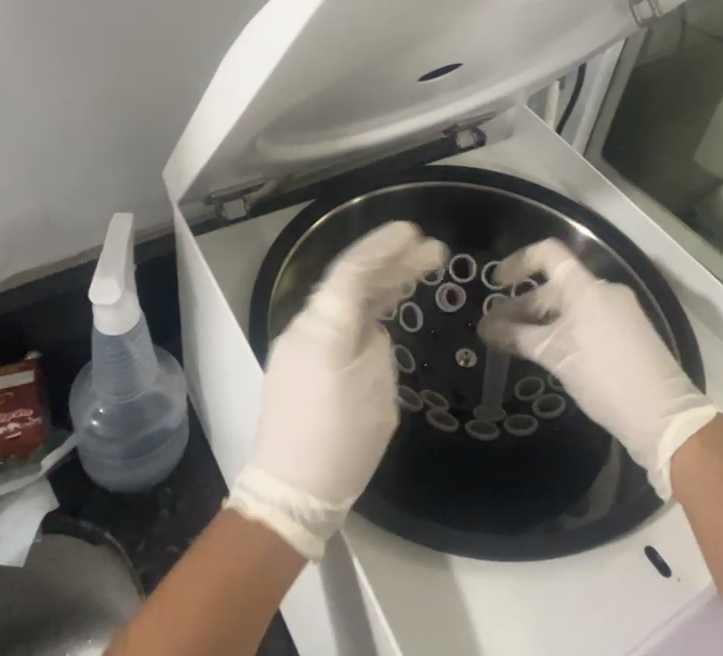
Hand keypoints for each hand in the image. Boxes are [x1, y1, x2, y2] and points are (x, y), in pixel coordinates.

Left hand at [227, 221, 446, 559]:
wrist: (290, 491)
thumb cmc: (342, 445)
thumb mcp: (378, 394)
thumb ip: (377, 347)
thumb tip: (371, 330)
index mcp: (326, 330)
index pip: (355, 271)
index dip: (385, 247)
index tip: (414, 233)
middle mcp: (305, 326)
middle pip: (349, 281)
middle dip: (390, 262)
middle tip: (432, 251)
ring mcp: (296, 343)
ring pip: (341, 301)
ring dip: (378, 284)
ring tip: (415, 271)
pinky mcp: (295, 361)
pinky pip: (333, 321)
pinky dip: (361, 308)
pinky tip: (384, 308)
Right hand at [479, 240, 719, 499]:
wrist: (663, 417)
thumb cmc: (604, 378)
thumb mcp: (554, 357)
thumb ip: (516, 337)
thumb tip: (485, 327)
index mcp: (587, 288)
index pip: (548, 254)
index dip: (518, 262)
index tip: (496, 283)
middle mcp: (605, 291)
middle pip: (556, 286)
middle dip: (522, 305)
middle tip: (494, 329)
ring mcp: (619, 312)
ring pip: (570, 306)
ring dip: (540, 321)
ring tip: (514, 344)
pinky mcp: (628, 333)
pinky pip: (586, 321)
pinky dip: (562, 330)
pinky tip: (546, 353)